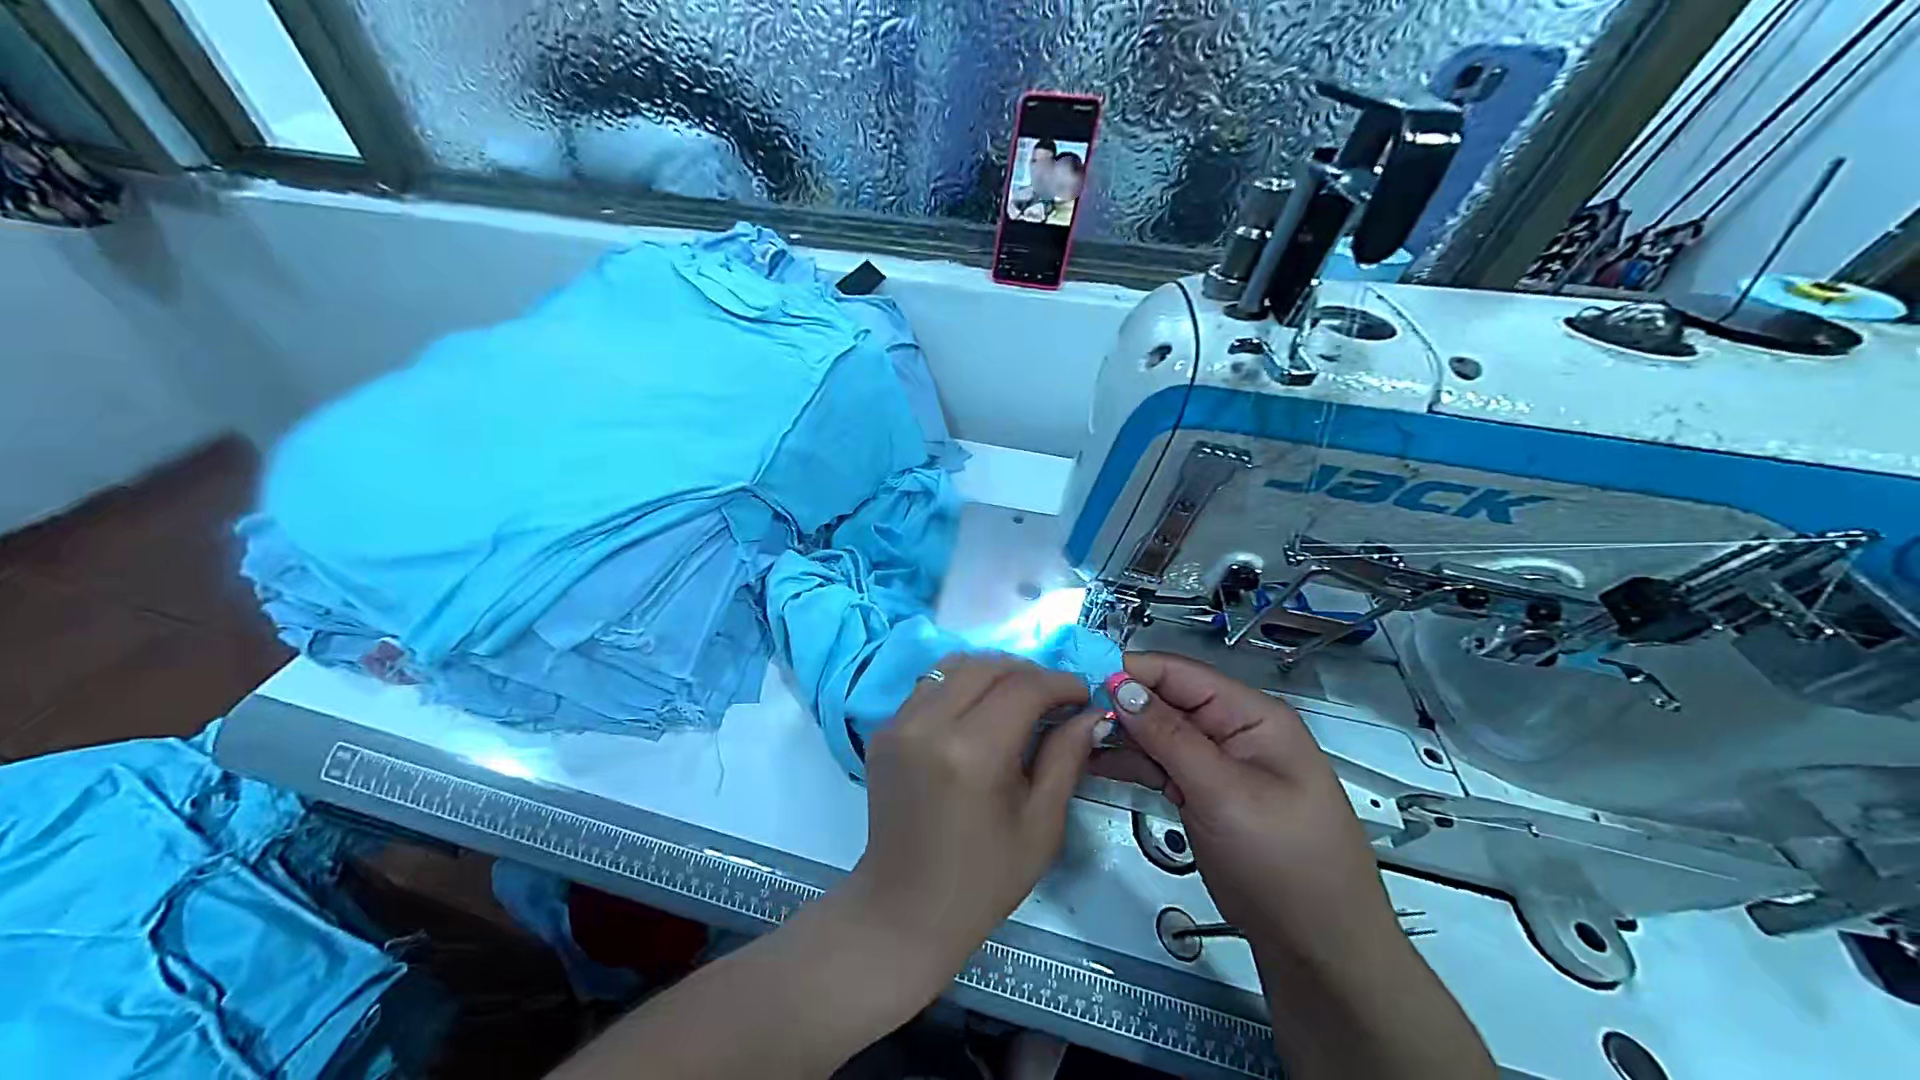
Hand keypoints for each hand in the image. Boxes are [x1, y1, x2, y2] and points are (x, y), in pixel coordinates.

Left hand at [848, 653, 1104, 974]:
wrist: (905, 909)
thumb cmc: (983, 879)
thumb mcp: (1041, 825)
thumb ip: (1066, 758)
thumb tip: (1092, 713)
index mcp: (972, 752)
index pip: (1023, 687)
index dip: (1060, 683)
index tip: (1082, 695)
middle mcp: (929, 725)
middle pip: (987, 665)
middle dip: (1028, 672)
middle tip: (1054, 697)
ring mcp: (899, 724)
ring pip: (954, 666)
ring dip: (993, 672)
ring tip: (1018, 698)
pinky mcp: (883, 731)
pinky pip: (929, 686)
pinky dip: (960, 686)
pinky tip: (979, 713)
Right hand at [1099, 652, 1398, 957]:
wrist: (1316, 943)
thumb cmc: (1284, 860)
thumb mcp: (1224, 793)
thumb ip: (1170, 736)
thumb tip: (1122, 687)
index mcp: (1250, 715)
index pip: (1180, 674)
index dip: (1131, 671)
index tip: (1081, 677)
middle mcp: (1230, 729)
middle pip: (1165, 701)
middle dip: (1119, 703)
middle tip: (1068, 713)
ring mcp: (1214, 762)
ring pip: (1157, 732)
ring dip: (1119, 733)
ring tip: (1072, 737)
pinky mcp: (1201, 791)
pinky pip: (1159, 764)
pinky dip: (1129, 762)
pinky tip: (1094, 762)